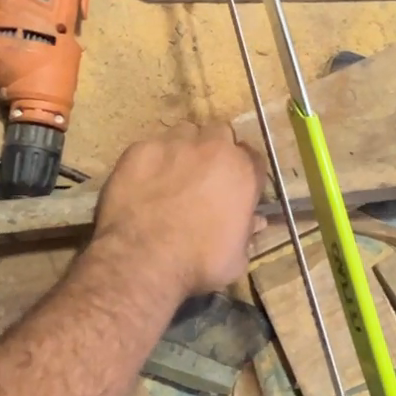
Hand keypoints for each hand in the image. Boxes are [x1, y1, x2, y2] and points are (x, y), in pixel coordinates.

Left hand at [91, 123, 265, 297]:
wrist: (142, 259)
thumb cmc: (198, 263)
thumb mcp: (236, 258)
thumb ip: (246, 233)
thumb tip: (255, 221)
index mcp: (242, 171)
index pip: (251, 155)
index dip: (241, 169)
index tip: (232, 184)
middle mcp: (212, 148)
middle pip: (219, 133)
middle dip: (214, 149)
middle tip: (202, 175)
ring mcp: (173, 144)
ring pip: (184, 132)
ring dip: (183, 148)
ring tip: (171, 174)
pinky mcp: (140, 148)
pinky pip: (151, 145)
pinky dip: (151, 160)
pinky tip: (143, 181)